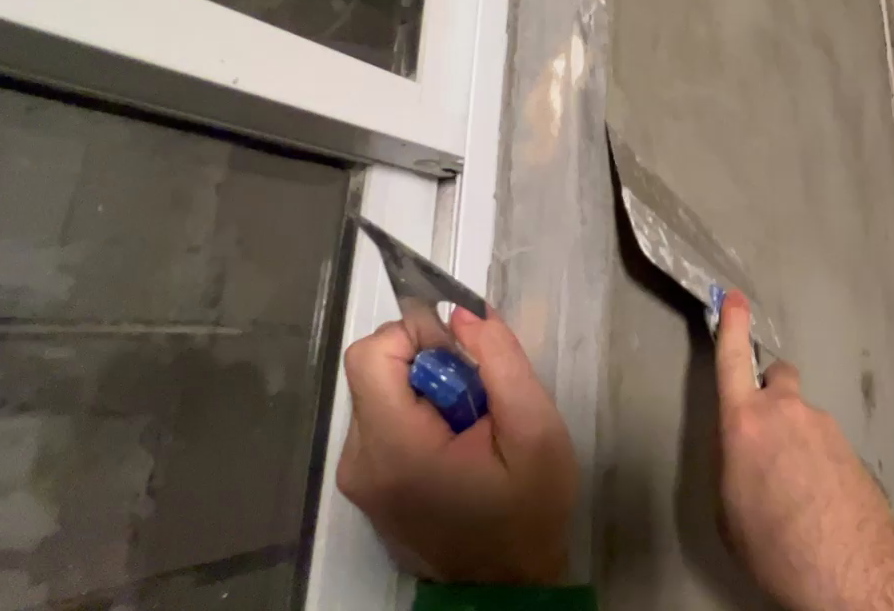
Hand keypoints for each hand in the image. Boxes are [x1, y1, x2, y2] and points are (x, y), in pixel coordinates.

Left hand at [337, 307, 576, 585]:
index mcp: (395, 447)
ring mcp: (358, 476)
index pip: (371, 354)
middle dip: (430, 364)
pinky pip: (383, 419)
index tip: (463, 355)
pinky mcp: (367, 484)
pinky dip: (419, 413)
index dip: (416, 334)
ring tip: (473, 424)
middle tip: (479, 395)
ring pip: (381, 391)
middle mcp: (360, 460)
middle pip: (376, 370)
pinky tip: (458, 442)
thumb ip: (500, 362)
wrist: (508, 586)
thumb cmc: (528, 509)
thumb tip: (463, 311)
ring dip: (427, 389)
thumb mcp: (534, 428)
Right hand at [714, 291, 893, 610]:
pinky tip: (818, 495)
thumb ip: (732, 461)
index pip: (733, 361)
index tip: (735, 298)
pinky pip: (823, 438)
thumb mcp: (728, 509)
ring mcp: (822, 422)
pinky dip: (817, 456)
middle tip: (767, 433)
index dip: (732, 326)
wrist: (849, 564)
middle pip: (777, 377)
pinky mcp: (849, 443)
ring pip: (802, 413)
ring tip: (795, 487)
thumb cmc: (772, 543)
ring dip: (795, 435)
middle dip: (769, 393)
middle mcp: (785, 410)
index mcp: (744, 423)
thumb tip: (744, 451)